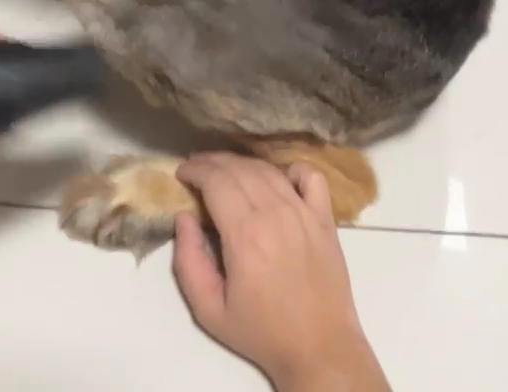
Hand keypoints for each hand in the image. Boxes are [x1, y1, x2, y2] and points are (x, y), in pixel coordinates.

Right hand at [172, 154, 389, 391]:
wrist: (318, 345)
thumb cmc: (261, 331)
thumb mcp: (209, 310)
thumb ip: (188, 261)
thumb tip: (183, 218)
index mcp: (245, 235)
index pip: (217, 181)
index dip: (196, 169)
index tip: (182, 172)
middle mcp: (276, 213)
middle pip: (240, 169)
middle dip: (213, 162)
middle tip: (197, 168)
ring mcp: (304, 211)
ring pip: (269, 169)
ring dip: (243, 163)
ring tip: (226, 170)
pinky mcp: (325, 216)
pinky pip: (310, 176)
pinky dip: (291, 168)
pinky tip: (277, 178)